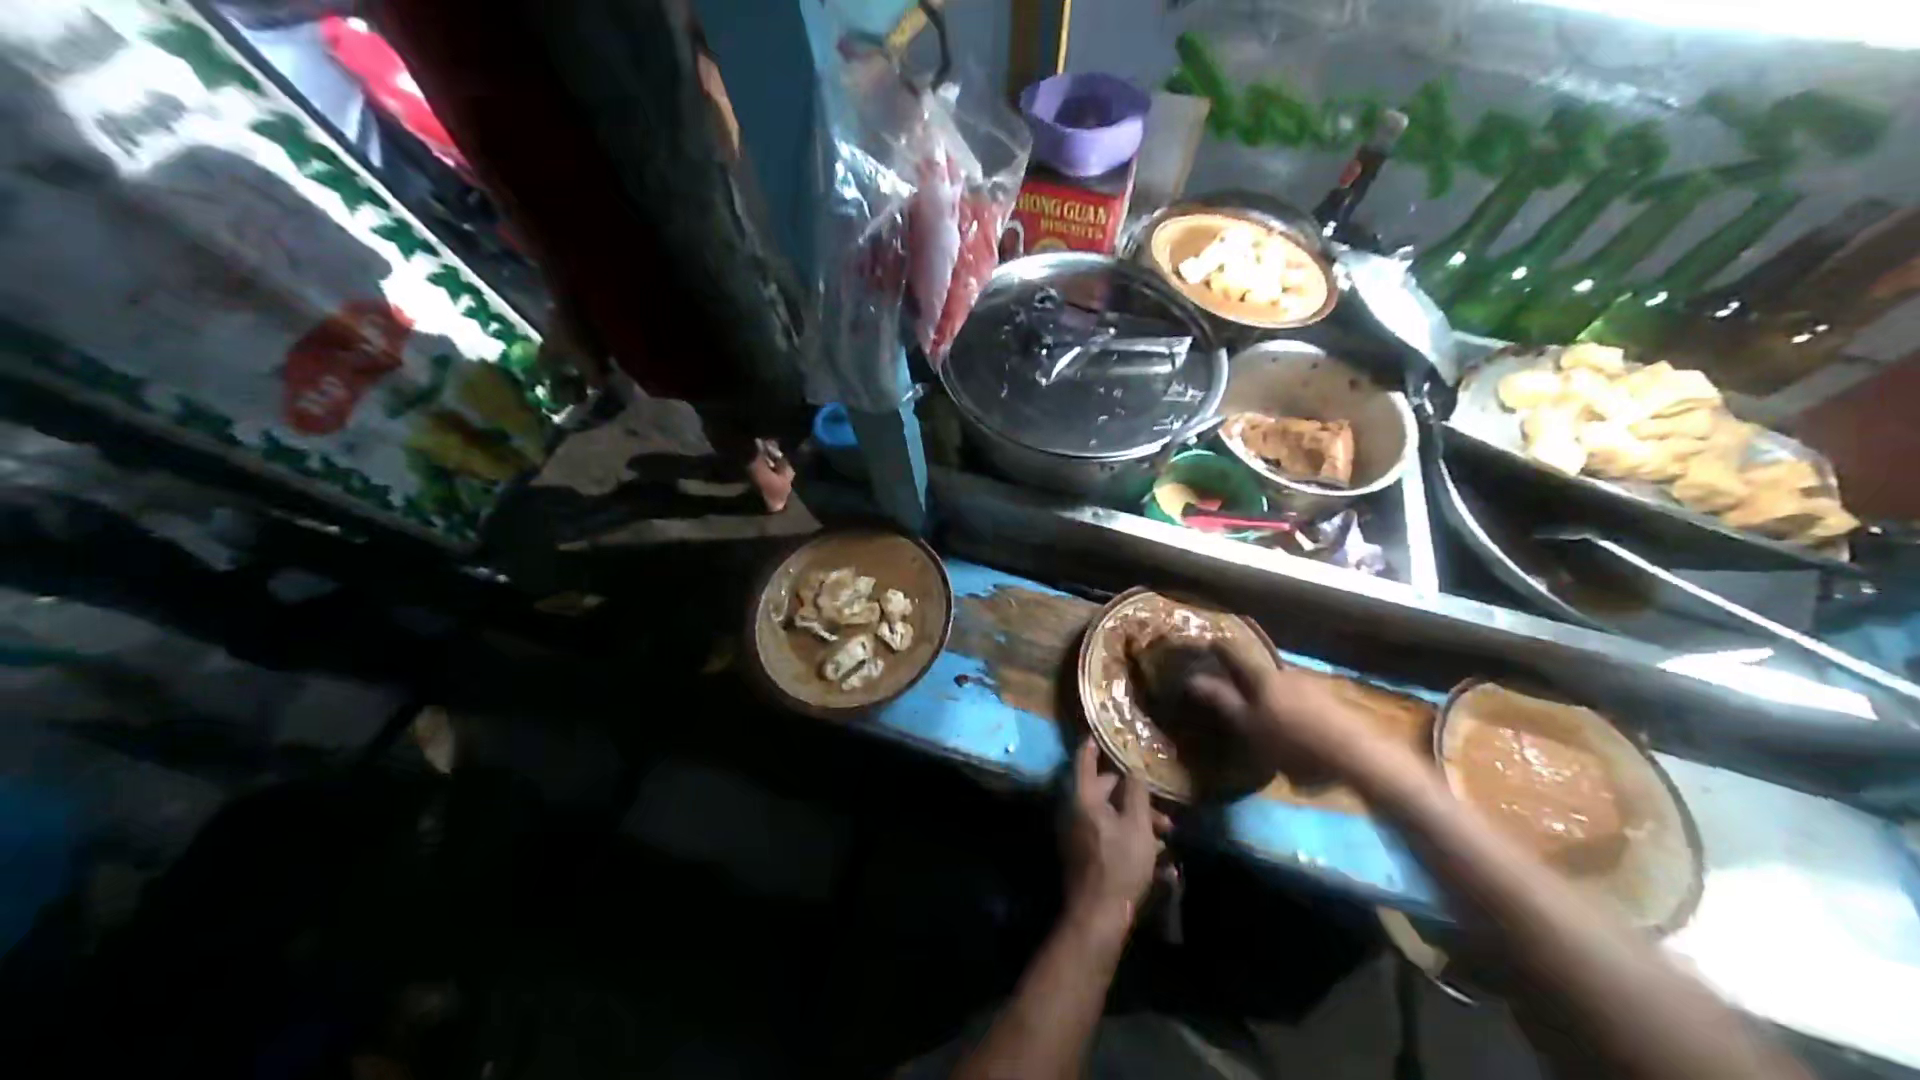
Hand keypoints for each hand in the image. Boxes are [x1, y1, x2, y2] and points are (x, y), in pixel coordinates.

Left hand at [1062, 741, 1170, 931]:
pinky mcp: (1082, 850)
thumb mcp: (1138, 825)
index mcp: (1082, 797)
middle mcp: (1073, 809)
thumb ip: (1137, 793)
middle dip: (1133, 792)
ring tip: (1166, 833)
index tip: (1105, 730)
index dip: (1095, 743)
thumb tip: (1134, 768)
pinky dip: (1127, 832)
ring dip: (1136, 817)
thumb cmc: (1120, 864)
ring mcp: (1076, 830)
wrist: (1098, 914)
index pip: (1084, 758)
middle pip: (1102, 788)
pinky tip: (1155, 851)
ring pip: (1108, 812)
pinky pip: (1105, 830)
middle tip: (1160, 801)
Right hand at [1185, 641, 1411, 783]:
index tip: (1208, 643)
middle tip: (1240, 697)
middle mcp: (1287, 672)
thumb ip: (1222, 700)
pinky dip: (1295, 707)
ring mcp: (1314, 684)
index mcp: (1263, 676)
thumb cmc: (1292, 741)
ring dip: (1275, 696)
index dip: (1219, 648)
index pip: (1234, 654)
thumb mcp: (1249, 725)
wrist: (1356, 754)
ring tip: (1270, 717)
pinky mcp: (1333, 700)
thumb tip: (1192, 679)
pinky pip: (1304, 698)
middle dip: (1249, 681)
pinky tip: (1297, 726)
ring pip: (1284, 685)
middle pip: (1261, 671)